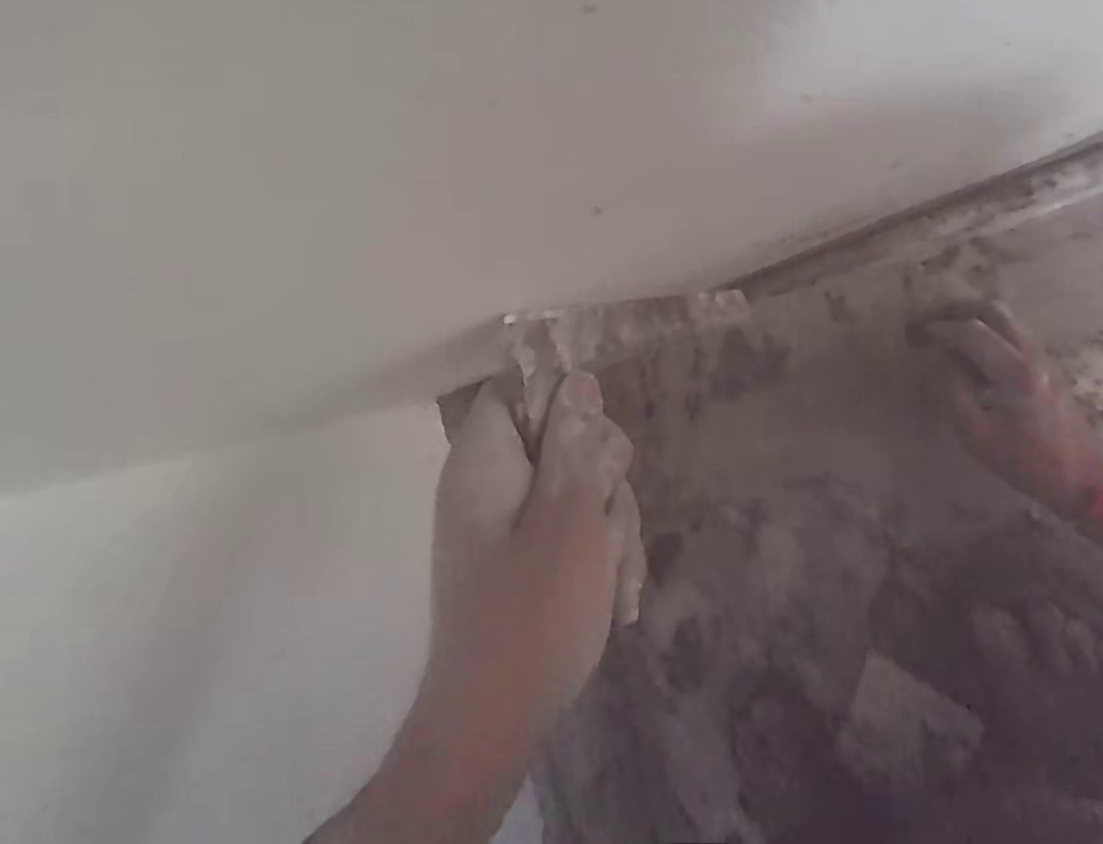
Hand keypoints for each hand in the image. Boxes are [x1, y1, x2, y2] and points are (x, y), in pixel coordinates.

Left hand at [424, 371, 643, 732]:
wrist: (497, 722)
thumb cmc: (533, 615)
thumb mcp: (570, 520)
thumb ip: (576, 447)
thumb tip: (578, 380)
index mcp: (487, 461)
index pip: (518, 391)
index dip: (565, 402)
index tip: (598, 447)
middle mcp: (495, 482)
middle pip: (565, 440)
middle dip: (604, 481)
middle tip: (607, 527)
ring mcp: (511, 521)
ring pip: (581, 488)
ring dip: (611, 528)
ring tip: (613, 579)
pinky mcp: (528, 554)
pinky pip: (575, 528)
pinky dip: (599, 556)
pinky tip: (615, 597)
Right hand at [919, 301, 1102, 515]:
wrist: (1087, 479)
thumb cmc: (1027, 462)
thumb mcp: (976, 435)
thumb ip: (952, 391)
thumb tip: (934, 359)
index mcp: (1014, 371)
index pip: (970, 331)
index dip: (938, 328)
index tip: (914, 334)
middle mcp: (1031, 355)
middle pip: (992, 310)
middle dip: (955, 312)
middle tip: (929, 325)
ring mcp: (1043, 359)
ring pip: (1005, 320)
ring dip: (972, 320)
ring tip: (945, 338)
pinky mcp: (1047, 368)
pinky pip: (1012, 335)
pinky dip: (987, 333)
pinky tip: (971, 356)